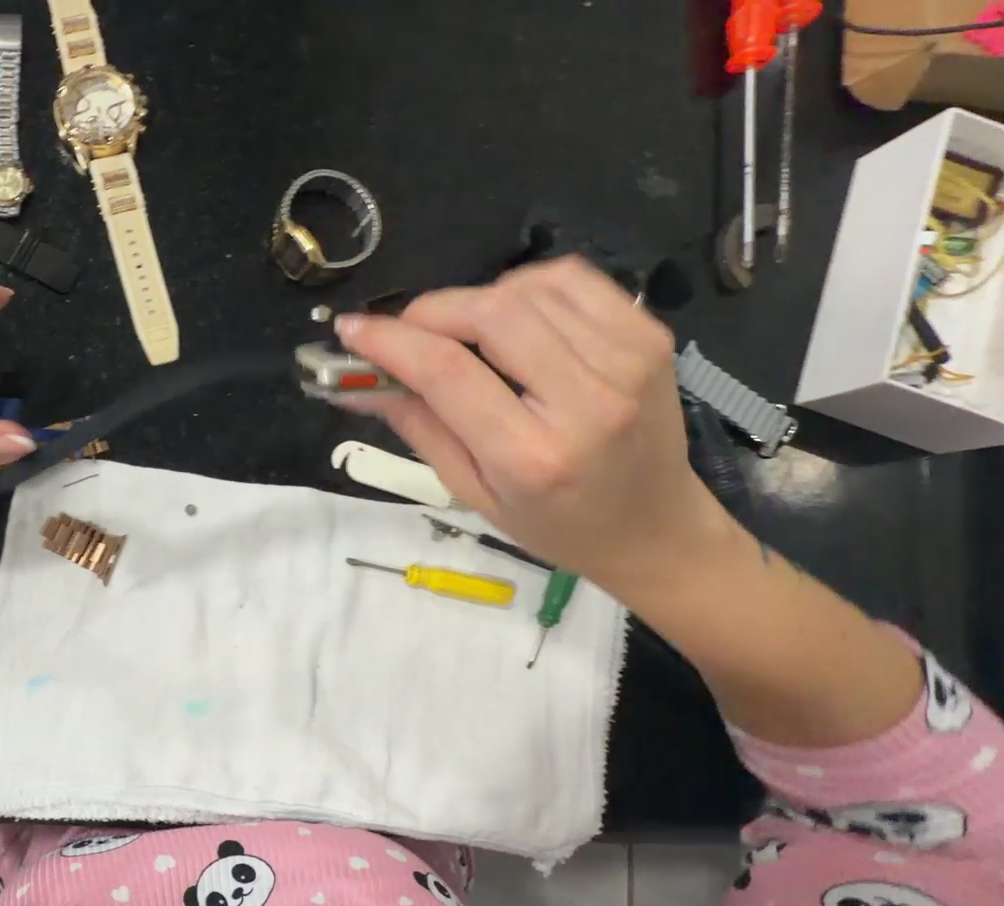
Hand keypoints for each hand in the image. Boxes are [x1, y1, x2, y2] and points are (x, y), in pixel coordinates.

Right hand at [334, 257, 728, 588]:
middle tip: (405, 331)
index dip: (390, 342)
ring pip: (527, 289)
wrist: (652, 527)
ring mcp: (627, 361)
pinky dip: (523, 287)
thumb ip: (418, 427)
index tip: (351, 331)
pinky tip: (510, 317)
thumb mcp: (472, 492)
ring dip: (474, 300)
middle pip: (491, 315)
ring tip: (460, 333)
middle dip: (430, 311)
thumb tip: (357, 383)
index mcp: (532, 457)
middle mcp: (586, 402)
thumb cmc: (552, 523)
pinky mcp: (648, 335)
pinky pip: (569, 279)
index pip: (447, 373)